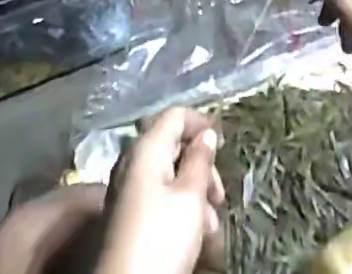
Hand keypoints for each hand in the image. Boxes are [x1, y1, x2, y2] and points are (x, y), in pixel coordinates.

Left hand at [96, 108, 225, 273]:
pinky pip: (159, 194)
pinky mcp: (128, 212)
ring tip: (211, 222)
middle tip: (219, 194)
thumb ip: (200, 160)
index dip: (201, 122)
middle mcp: (133, 161)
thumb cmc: (161, 237)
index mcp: (146, 149)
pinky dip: (180, 203)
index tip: (224, 142)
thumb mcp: (190, 197)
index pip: (175, 115)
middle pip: (173, 144)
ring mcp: (127, 187)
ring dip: (194, 189)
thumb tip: (207, 135)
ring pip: (169, 173)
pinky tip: (195, 230)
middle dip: (201, 164)